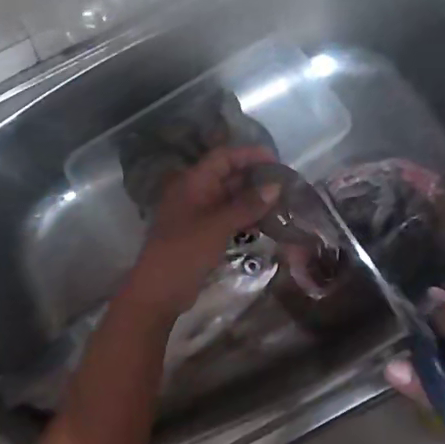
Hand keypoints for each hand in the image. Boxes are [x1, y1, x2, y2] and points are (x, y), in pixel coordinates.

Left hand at [118, 146, 279, 316]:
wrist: (160, 289)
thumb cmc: (186, 250)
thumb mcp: (218, 225)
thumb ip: (247, 205)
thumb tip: (275, 187)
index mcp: (192, 182)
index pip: (223, 157)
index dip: (248, 154)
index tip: (276, 160)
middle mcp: (194, 193)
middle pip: (227, 176)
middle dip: (254, 177)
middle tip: (285, 184)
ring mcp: (196, 214)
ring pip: (228, 199)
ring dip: (252, 199)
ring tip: (281, 203)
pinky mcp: (201, 234)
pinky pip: (226, 218)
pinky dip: (244, 217)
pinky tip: (264, 224)